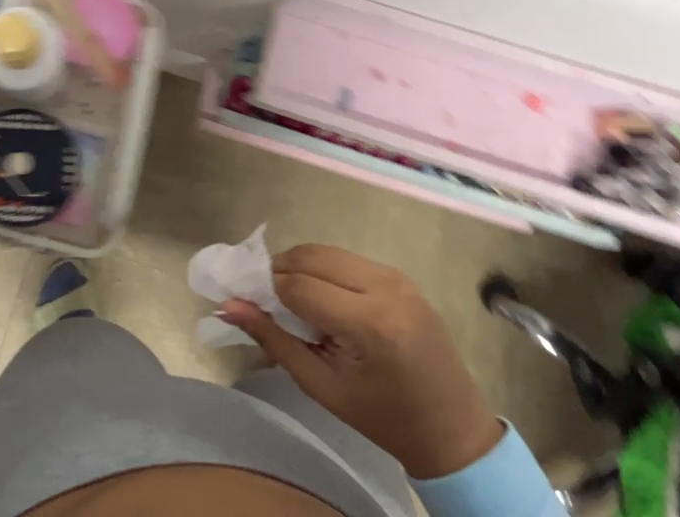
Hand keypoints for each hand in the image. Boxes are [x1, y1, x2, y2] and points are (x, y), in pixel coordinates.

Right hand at [220, 244, 504, 479]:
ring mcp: (398, 278)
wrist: (451, 428)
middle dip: (279, 271)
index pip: (298, 286)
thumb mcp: (321, 385)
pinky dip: (323, 270)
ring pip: (328, 252)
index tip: (244, 302)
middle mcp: (386, 289)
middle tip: (262, 298)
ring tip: (289, 300)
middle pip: (311, 257)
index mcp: (370, 324)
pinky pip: (348, 259)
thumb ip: (274, 339)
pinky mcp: (401, 276)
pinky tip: (318, 298)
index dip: (265, 290)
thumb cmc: (382, 417)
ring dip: (300, 268)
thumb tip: (228, 306)